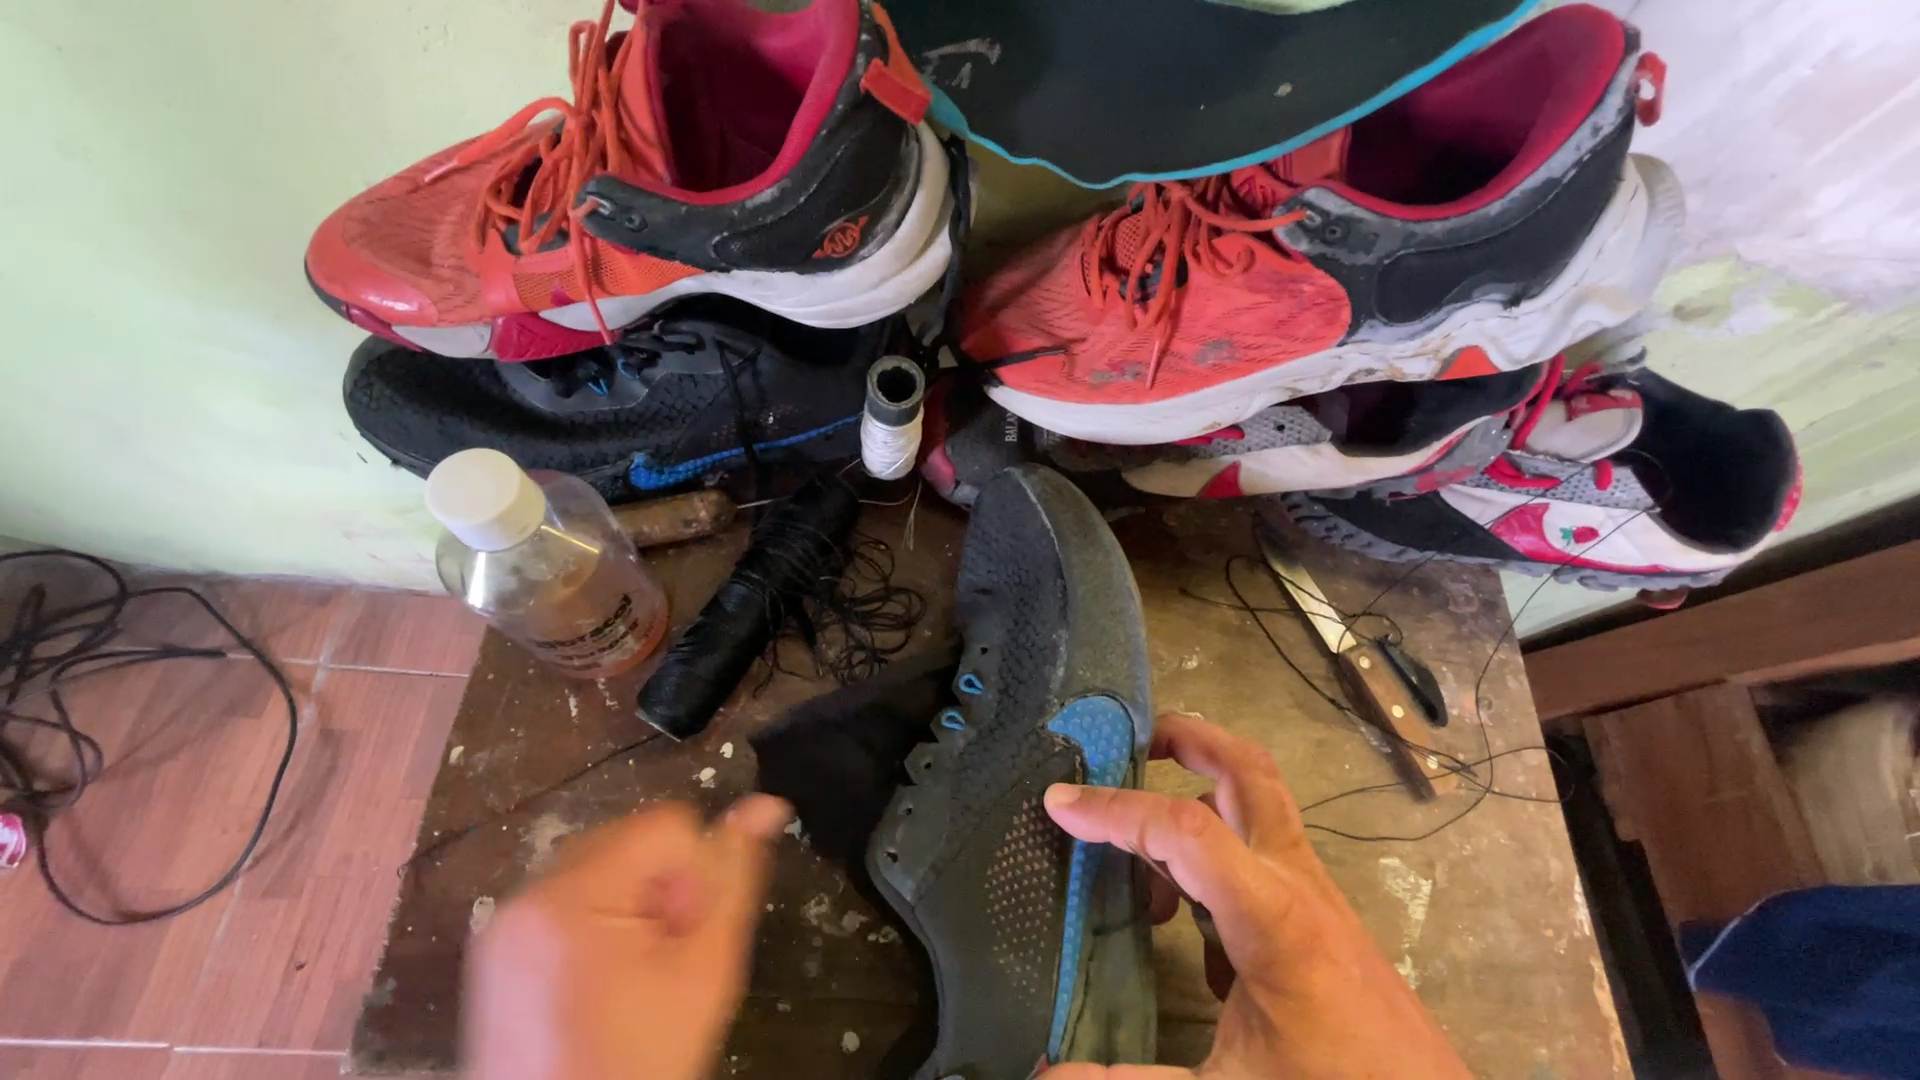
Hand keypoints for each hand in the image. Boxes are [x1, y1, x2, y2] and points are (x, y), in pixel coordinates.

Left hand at [463, 795, 791, 1079]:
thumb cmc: (642, 1063)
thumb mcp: (706, 969)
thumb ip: (736, 878)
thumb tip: (766, 806)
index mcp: (575, 895)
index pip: (669, 826)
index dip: (697, 874)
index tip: (689, 934)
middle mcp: (529, 893)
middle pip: (632, 838)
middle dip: (665, 884)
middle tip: (667, 957)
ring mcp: (506, 920)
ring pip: (605, 863)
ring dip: (636, 900)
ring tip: (636, 972)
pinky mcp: (498, 945)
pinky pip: (571, 896)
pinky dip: (601, 918)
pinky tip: (606, 979)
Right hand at [1040, 712, 1471, 1079]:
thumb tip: (1041, 1075)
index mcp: (1271, 913)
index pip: (1181, 827)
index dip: (1114, 808)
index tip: (1058, 800)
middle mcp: (1294, 881)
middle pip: (1245, 769)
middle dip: (1183, 738)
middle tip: (1125, 743)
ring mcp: (1312, 894)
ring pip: (1254, 806)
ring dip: (1192, 802)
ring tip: (1139, 860)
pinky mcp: (1317, 918)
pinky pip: (1256, 857)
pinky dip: (1211, 862)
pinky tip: (1187, 929)